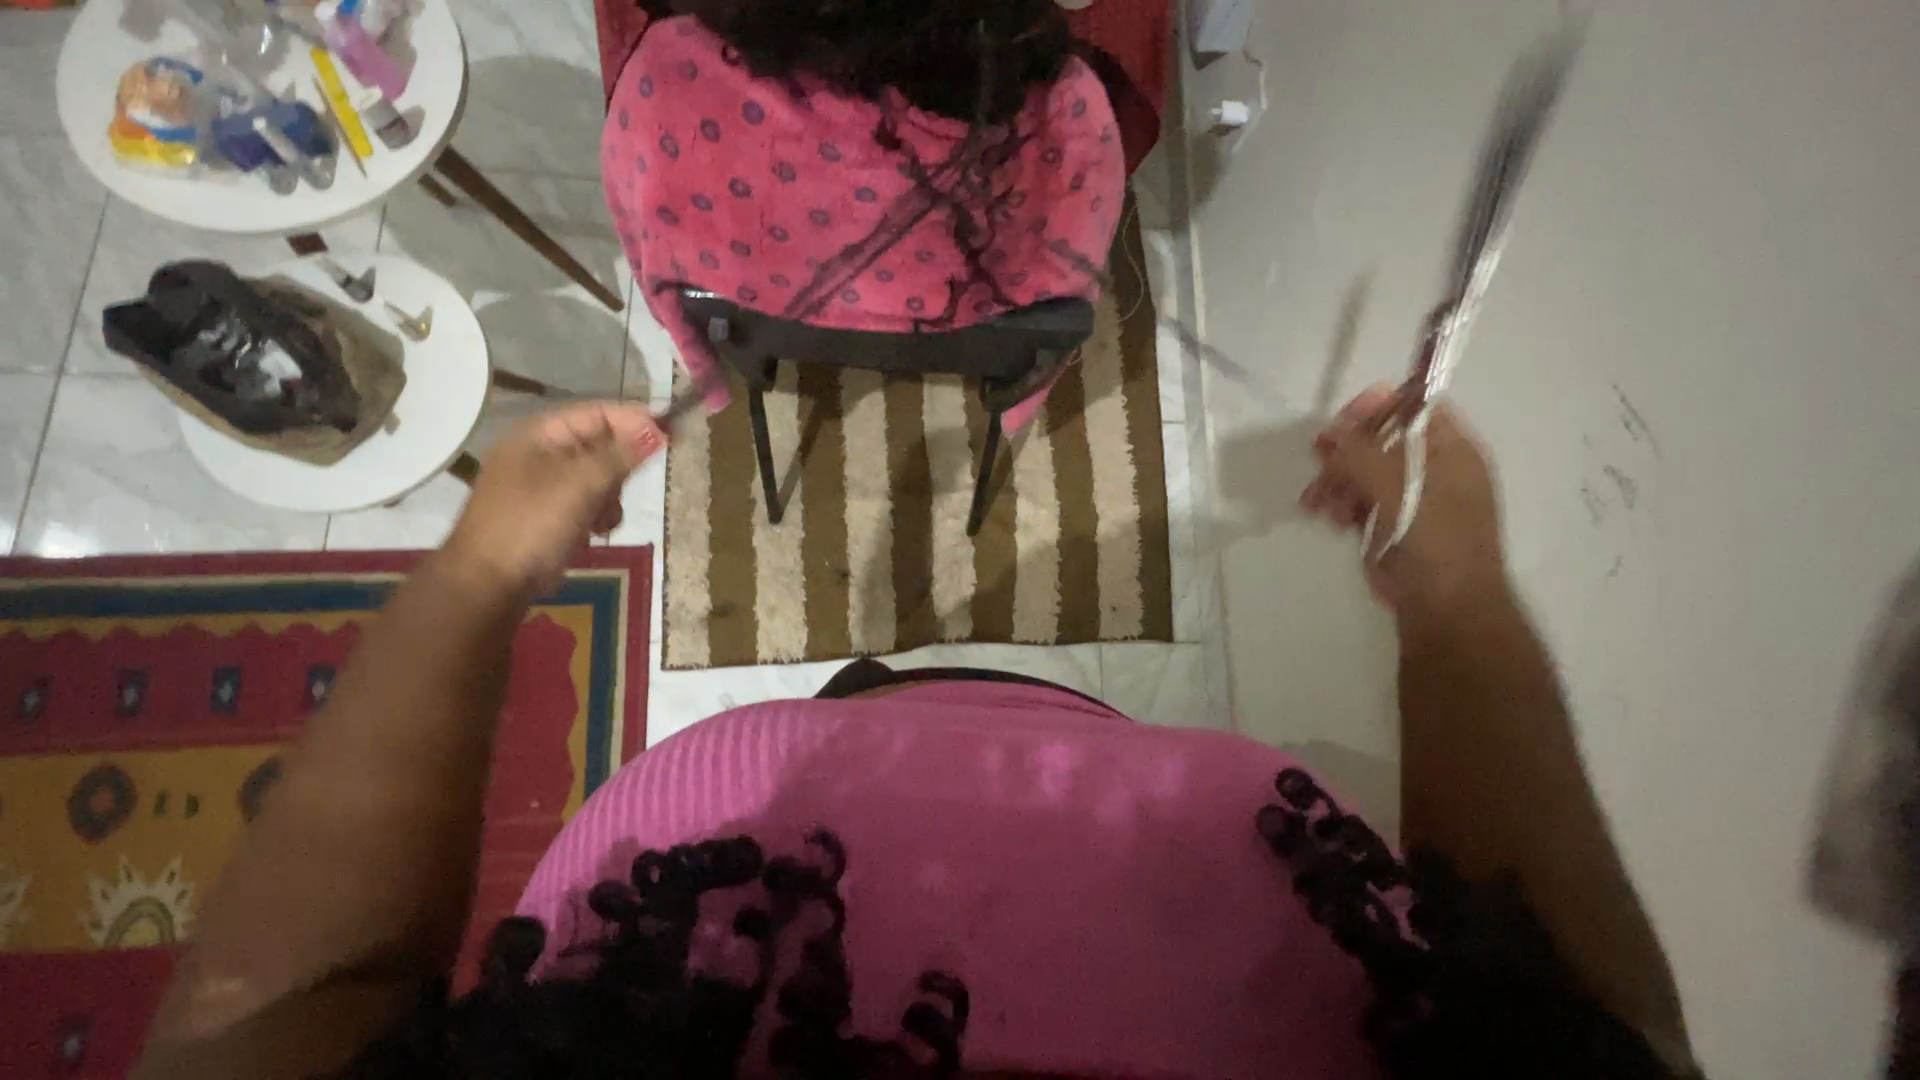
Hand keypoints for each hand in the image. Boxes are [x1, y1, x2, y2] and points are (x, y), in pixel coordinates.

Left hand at [442, 402, 664, 598]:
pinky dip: (597, 517)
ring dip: (610, 499)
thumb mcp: (581, 484)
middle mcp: (542, 454)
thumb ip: (623, 454)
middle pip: (602, 446)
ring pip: (601, 479)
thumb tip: (661, 428)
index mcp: (540, 434)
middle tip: (621, 488)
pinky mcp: (550, 515)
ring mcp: (545, 486)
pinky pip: (589, 504)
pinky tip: (590, 534)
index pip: (599, 413)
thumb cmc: (531, 524)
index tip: (672, 434)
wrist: (488, 584)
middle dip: (619, 470)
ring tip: (599, 519)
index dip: (636, 421)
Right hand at [1299, 384, 1509, 620]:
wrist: (1444, 609)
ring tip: (1317, 502)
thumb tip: (1332, 429)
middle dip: (1346, 450)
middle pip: (1381, 439)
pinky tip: (1325, 516)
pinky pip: (1357, 500)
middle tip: (1317, 459)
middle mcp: (1432, 469)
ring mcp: (1409, 498)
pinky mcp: (1388, 523)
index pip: (1416, 408)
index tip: (1341, 421)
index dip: (1378, 407)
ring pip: (1362, 471)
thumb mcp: (1400, 490)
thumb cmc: (1435, 542)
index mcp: (1451, 451)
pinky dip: (1338, 503)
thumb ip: (1363, 454)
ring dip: (1335, 480)